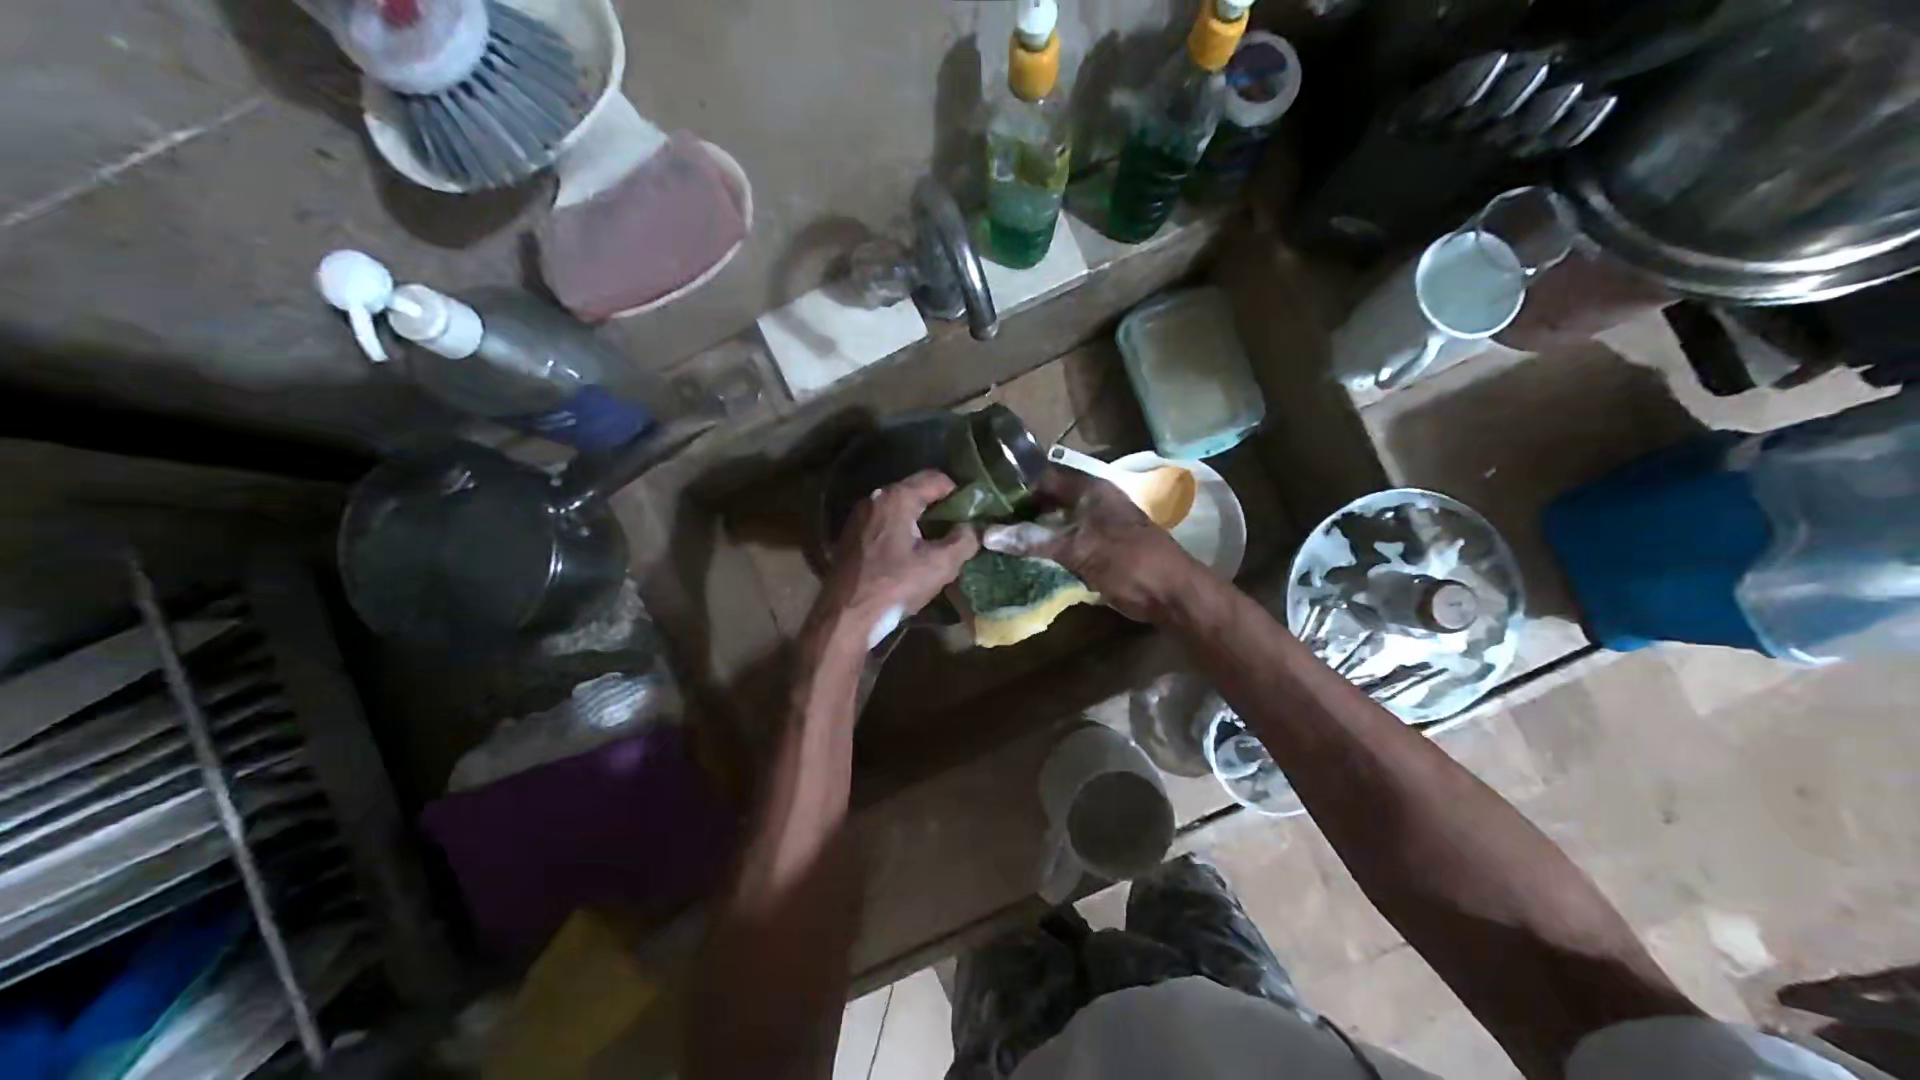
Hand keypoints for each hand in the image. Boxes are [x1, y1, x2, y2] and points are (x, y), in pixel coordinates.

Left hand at [815, 470, 980, 646]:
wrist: (845, 616)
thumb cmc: (894, 586)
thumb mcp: (939, 565)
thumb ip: (964, 540)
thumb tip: (975, 527)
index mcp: (896, 498)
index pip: (936, 479)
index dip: (959, 492)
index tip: (974, 512)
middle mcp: (874, 499)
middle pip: (915, 492)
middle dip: (940, 508)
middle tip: (959, 529)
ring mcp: (858, 518)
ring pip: (898, 510)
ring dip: (919, 522)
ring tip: (938, 544)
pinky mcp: (849, 537)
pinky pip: (884, 525)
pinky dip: (900, 533)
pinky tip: (910, 556)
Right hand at [981, 465, 1202, 621]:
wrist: (1170, 594)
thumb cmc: (1128, 561)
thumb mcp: (1077, 548)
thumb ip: (1032, 539)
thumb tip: (987, 534)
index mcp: (1089, 489)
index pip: (1042, 475)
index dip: (1012, 482)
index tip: (981, 492)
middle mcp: (1089, 502)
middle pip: (1044, 499)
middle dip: (1015, 509)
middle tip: (979, 518)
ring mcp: (1091, 527)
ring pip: (1051, 523)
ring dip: (1025, 531)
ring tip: (988, 536)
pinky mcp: (1092, 550)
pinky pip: (1059, 544)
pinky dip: (1039, 549)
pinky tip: (1014, 557)